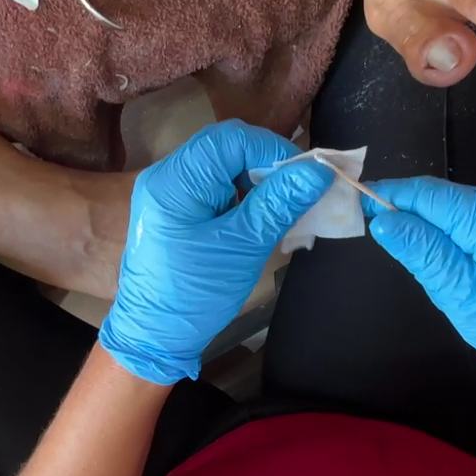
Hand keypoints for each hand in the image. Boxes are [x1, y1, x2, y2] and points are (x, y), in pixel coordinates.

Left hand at [99, 121, 333, 384]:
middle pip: (225, 147)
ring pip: (221, 166)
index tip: (305, 178)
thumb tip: (320, 169)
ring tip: (281, 206)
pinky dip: (240, 194)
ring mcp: (167, 193)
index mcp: (175, 181)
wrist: (155, 335)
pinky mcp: (174, 210)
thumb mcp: (244, 247)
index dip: (274, 150)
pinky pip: (212, 186)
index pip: (231, 139)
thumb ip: (280, 203)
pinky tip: (259, 216)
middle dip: (266, 164)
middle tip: (297, 191)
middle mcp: (165, 176)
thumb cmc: (196, 294)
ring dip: (256, 180)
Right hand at [365, 178, 475, 410]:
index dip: (389, 198)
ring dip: (443, 235)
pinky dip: (466, 237)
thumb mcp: (472, 306)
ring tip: (449, 279)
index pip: (429, 195)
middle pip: (445, 201)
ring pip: (462, 209)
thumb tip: (383, 221)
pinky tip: (475, 270)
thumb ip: (429, 259)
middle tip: (406, 267)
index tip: (355, 209)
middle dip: (417, 224)